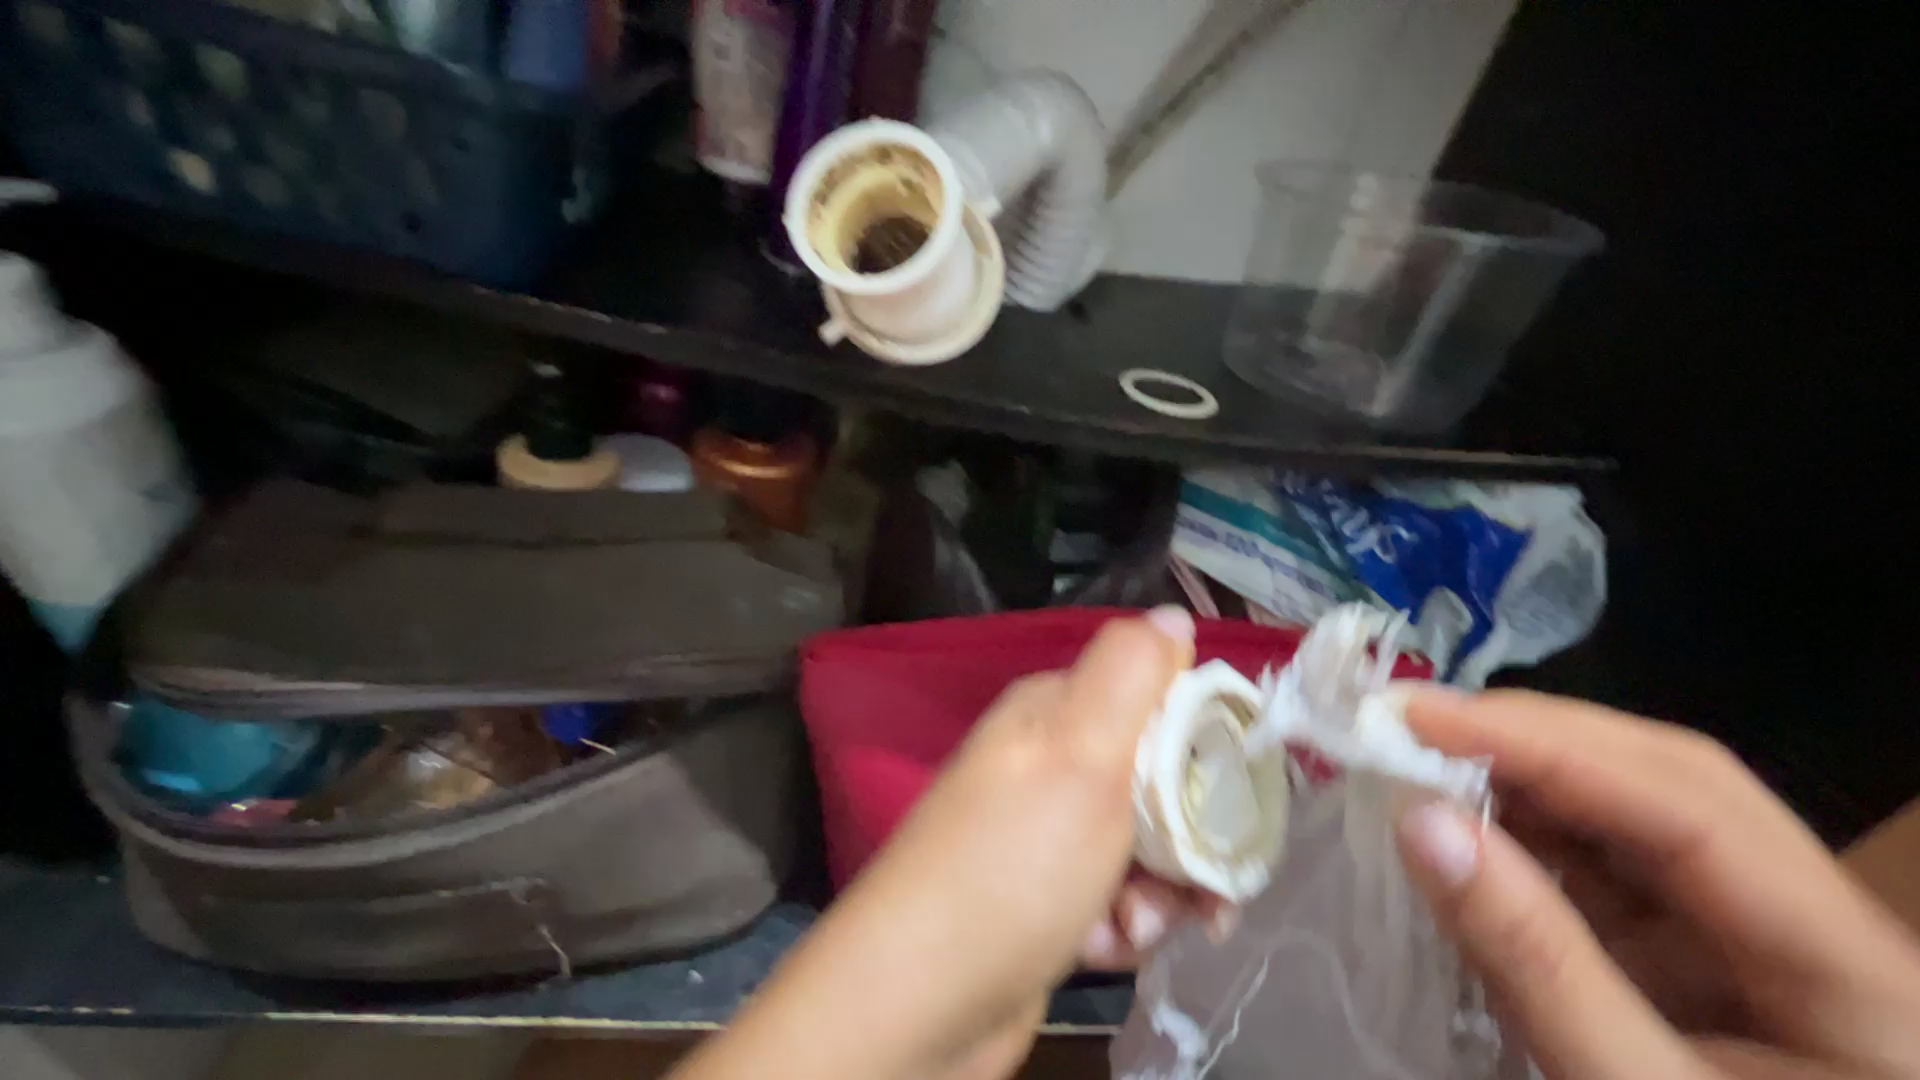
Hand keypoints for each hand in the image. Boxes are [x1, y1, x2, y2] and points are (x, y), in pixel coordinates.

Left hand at [671, 607, 1209, 1079]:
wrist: (921, 998)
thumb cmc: (1013, 862)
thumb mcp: (1079, 751)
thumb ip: (1129, 674)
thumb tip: (1171, 612)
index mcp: (1054, 714)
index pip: (1155, 698)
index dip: (1204, 740)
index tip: (1233, 788)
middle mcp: (1046, 764)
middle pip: (1158, 781)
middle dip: (1190, 835)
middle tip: (1205, 885)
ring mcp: (1043, 835)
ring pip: (1145, 848)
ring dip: (1162, 891)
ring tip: (1137, 926)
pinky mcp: (1045, 899)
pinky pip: (1114, 900)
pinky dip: (1123, 926)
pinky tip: (1104, 950)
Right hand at [1393, 688, 1919, 1079]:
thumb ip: (1533, 960)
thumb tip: (1418, 820)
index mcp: (1849, 964)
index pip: (1685, 804)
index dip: (1545, 745)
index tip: (1420, 715)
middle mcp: (1812, 914)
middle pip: (1669, 777)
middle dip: (1534, 737)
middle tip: (1415, 719)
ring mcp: (1749, 920)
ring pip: (1631, 802)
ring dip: (1522, 771)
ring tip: (1424, 758)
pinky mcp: (1690, 937)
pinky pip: (1602, 851)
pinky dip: (1524, 823)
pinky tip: (1466, 820)